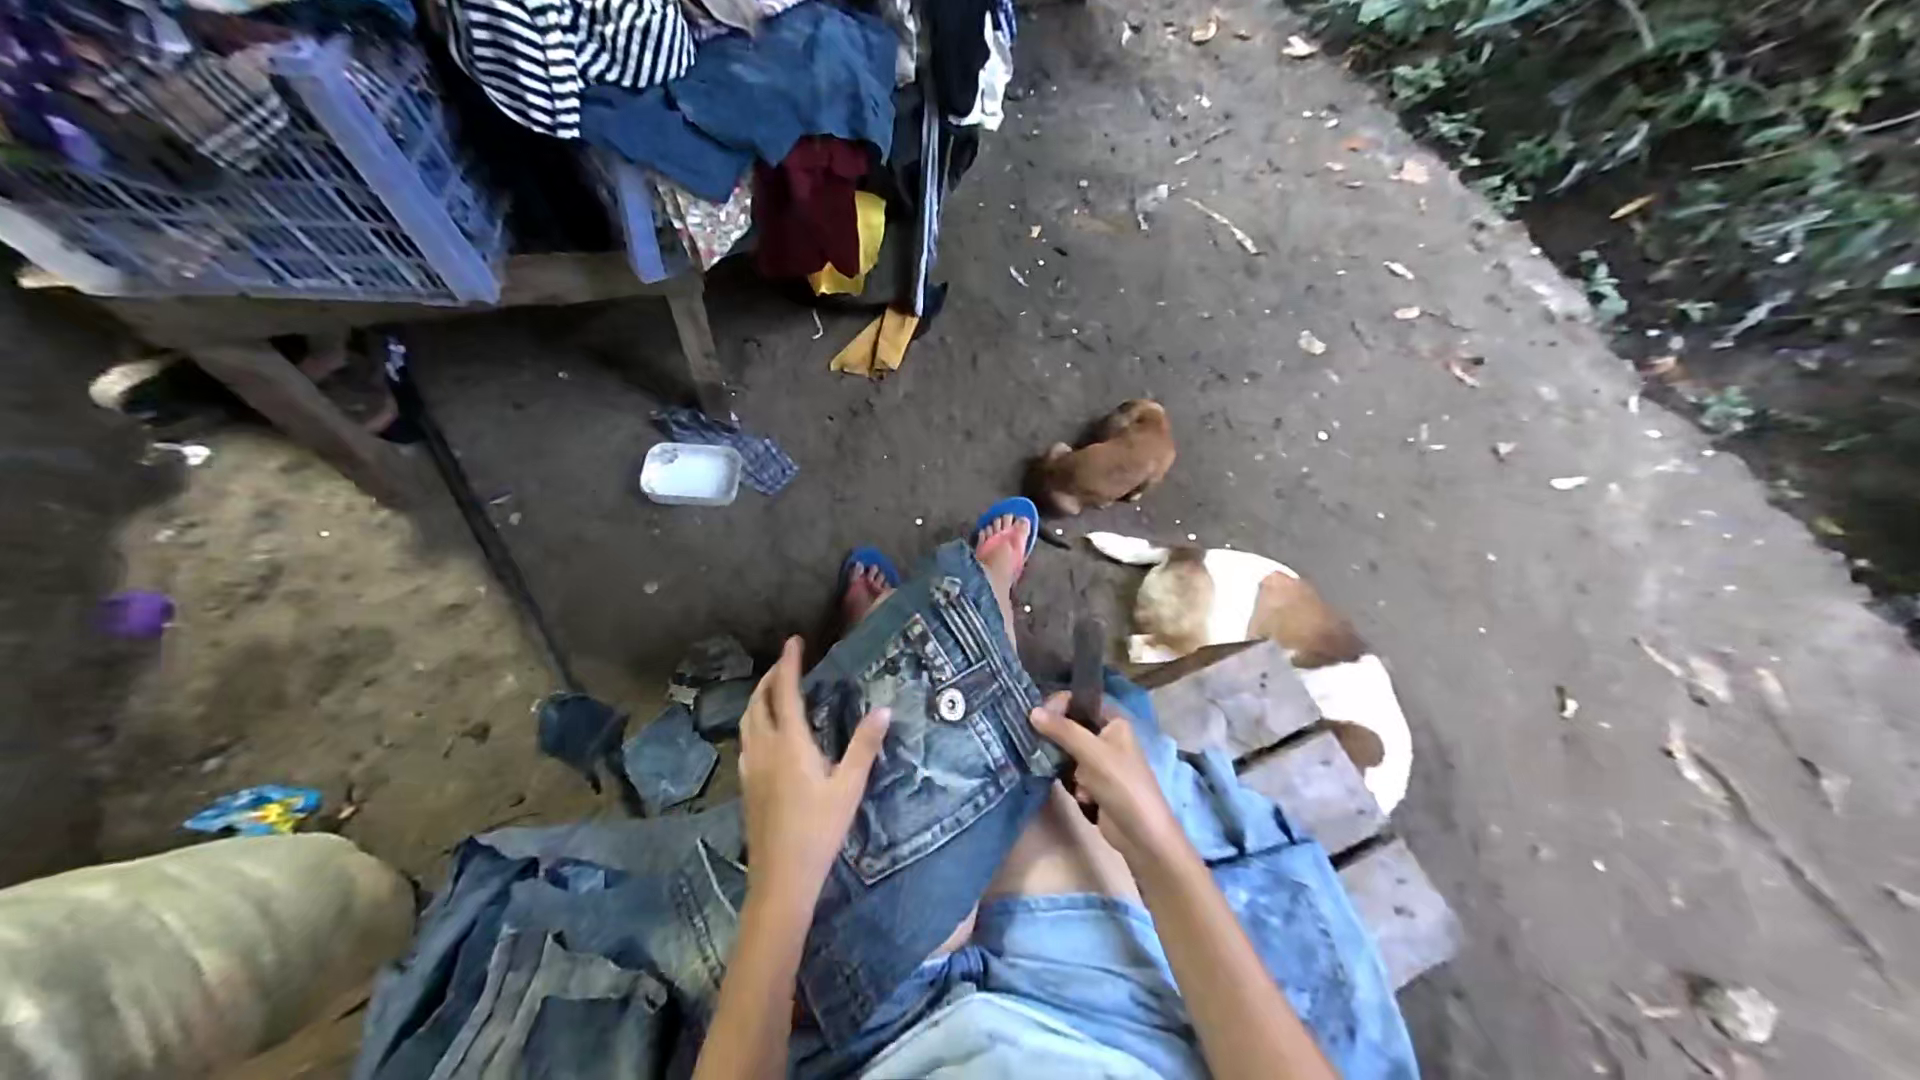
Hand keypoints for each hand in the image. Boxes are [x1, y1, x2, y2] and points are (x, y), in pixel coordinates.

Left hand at [739, 637, 890, 904]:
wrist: (781, 878)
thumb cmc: (819, 830)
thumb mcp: (850, 787)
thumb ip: (865, 746)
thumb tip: (883, 710)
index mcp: (790, 743)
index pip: (784, 692)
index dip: (788, 664)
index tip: (794, 641)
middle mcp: (764, 749)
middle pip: (758, 701)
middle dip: (770, 677)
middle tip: (786, 664)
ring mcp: (750, 767)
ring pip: (747, 721)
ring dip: (758, 698)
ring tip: (774, 691)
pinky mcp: (745, 785)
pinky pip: (745, 740)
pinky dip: (754, 722)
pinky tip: (766, 734)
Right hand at [1029, 692, 1189, 866]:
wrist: (1143, 835)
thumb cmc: (1122, 784)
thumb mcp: (1091, 753)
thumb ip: (1062, 730)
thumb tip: (1033, 711)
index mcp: (1115, 722)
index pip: (1082, 701)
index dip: (1061, 704)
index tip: (1040, 716)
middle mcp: (1108, 738)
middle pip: (1073, 726)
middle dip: (1059, 739)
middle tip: (1042, 745)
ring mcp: (1103, 762)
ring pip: (1070, 752)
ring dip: (1067, 765)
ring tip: (1070, 777)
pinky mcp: (1096, 784)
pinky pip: (1074, 774)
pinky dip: (1075, 784)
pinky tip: (1083, 797)